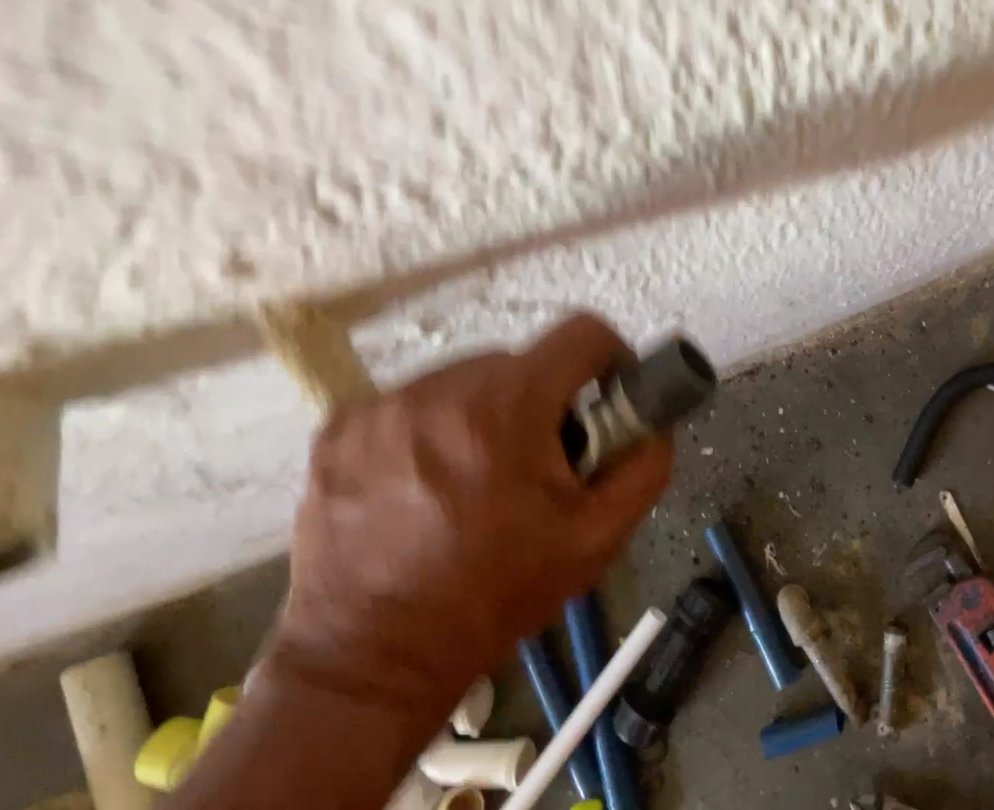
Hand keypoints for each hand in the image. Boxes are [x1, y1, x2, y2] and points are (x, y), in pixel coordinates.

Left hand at [263, 314, 672, 713]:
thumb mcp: (597, 541)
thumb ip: (643, 469)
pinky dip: (430, 430)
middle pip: (520, 363)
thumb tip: (653, 426)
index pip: (581, 334)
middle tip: (538, 465)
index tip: (608, 398)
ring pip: (464, 382)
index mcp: (508, 408)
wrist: (371, 659)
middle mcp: (440, 388)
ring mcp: (382, 406)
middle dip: (542, 402)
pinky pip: (410, 404)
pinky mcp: (339, 430)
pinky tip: (423, 487)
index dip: (610, 358)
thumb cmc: (496, 596)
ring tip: (475, 480)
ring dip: (484, 414)